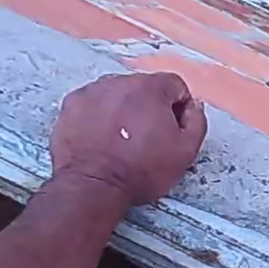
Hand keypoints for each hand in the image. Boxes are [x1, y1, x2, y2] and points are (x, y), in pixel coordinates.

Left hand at [50, 73, 206, 206]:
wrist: (92, 186)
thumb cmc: (140, 172)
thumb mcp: (185, 152)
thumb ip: (197, 122)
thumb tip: (193, 106)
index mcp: (151, 88)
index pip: (175, 85)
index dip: (178, 108)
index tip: (171, 129)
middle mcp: (120, 81)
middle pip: (144, 88)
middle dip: (148, 109)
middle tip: (145, 140)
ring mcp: (92, 91)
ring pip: (117, 94)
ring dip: (122, 111)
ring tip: (120, 141)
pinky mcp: (71, 104)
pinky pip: (92, 104)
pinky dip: (98, 117)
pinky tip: (100, 139)